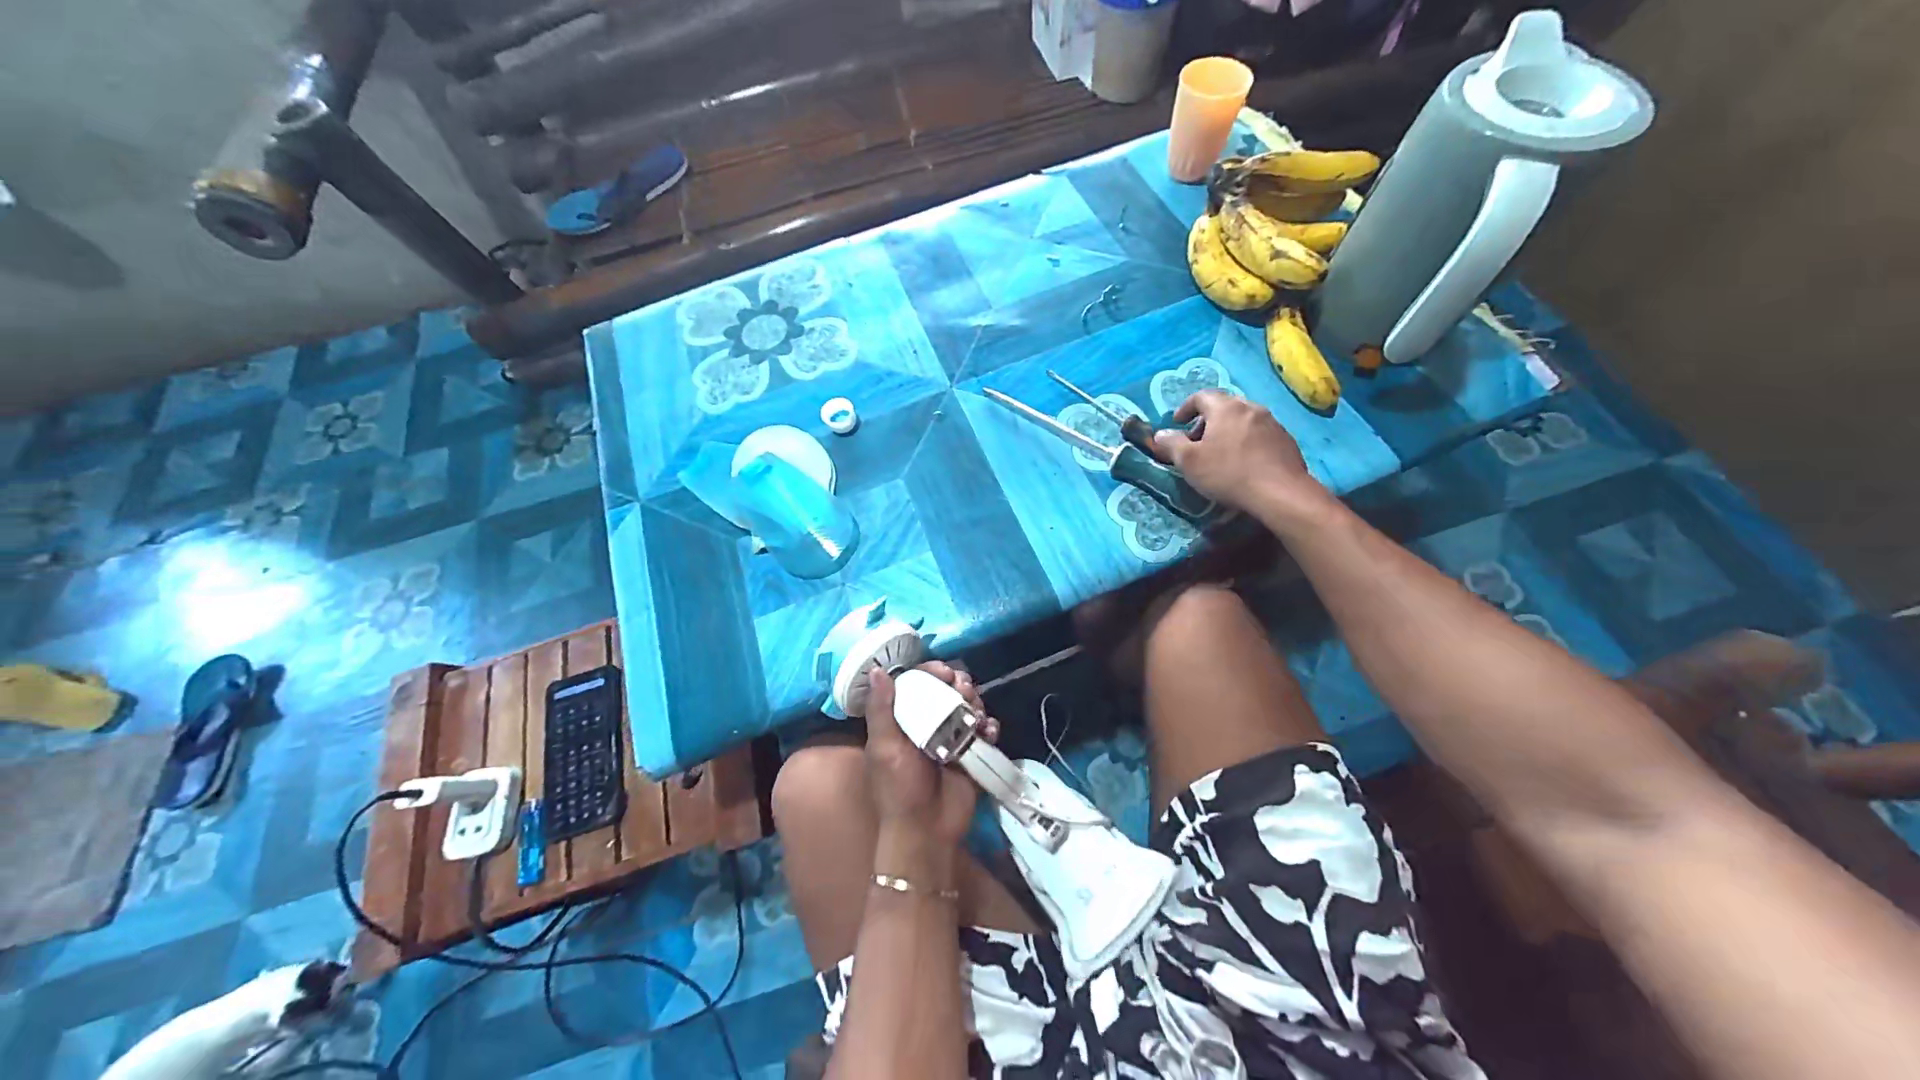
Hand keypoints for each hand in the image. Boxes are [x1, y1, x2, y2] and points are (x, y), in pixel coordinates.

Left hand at [864, 662, 998, 847]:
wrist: (926, 831)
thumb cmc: (898, 788)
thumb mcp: (883, 748)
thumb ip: (881, 709)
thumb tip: (878, 669)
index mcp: (902, 720)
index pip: (917, 685)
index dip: (930, 673)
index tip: (943, 671)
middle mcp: (928, 725)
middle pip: (946, 691)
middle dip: (957, 684)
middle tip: (963, 687)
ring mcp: (952, 738)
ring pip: (968, 707)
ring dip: (974, 702)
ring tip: (975, 710)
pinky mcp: (972, 753)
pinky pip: (985, 730)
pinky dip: (989, 726)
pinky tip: (988, 730)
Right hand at [1154, 391, 1333, 526]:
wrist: (1280, 493)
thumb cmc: (1228, 473)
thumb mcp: (1189, 461)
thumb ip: (1171, 444)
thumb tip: (1160, 434)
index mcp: (1226, 408)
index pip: (1201, 396)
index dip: (1185, 408)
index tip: (1177, 423)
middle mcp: (1251, 407)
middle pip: (1224, 407)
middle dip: (1206, 421)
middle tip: (1196, 442)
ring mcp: (1272, 423)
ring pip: (1243, 420)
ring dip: (1228, 431)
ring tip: (1220, 453)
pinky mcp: (1286, 440)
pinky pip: (1259, 434)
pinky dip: (1246, 442)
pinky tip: (1243, 463)